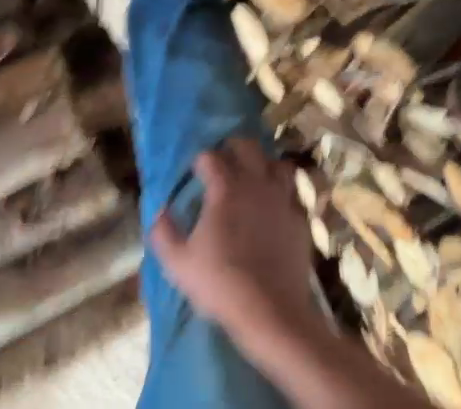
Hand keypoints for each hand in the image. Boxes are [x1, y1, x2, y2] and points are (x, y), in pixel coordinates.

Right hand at [149, 137, 321, 341]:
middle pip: (248, 147)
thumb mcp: (177, 262)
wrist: (271, 312)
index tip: (196, 173)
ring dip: (266, 165)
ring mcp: (283, 201)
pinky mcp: (301, 221)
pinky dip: (285, 196)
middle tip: (226, 160)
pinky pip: (295, 196)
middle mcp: (256, 185)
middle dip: (234, 148)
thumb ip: (163, 231)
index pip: (210, 157)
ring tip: (256, 178)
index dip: (200, 161)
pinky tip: (276, 209)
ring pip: (279, 165)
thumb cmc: (220, 284)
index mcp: (225, 188)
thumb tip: (159, 210)